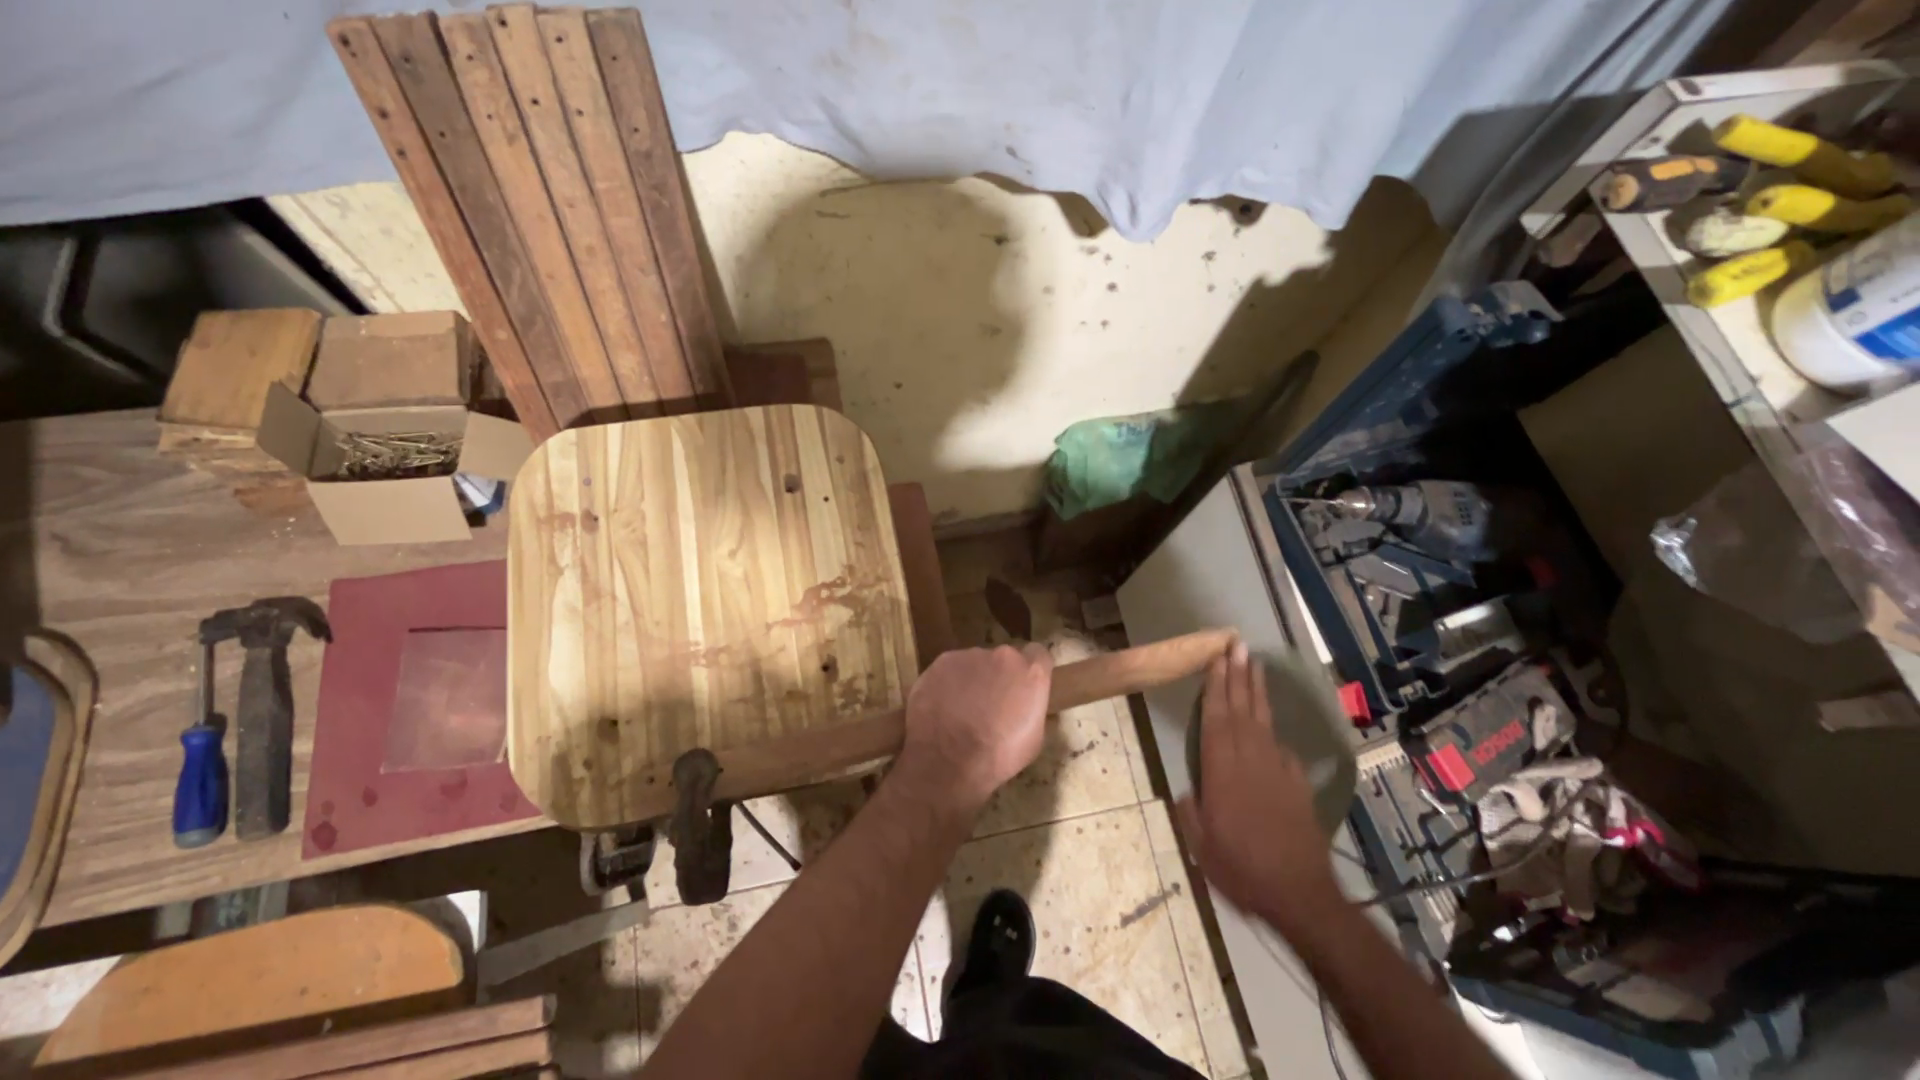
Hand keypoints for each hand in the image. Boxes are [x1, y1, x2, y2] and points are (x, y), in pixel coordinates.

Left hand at [895, 644, 1052, 813]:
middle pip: (1005, 659)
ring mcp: (969, 656)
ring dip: (973, 679)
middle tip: (991, 703)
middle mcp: (1003, 656)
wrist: (947, 759)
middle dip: (1000, 676)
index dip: (1030, 671)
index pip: (1038, 655)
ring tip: (961, 709)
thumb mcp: (1034, 740)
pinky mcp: (941, 662)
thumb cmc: (998, 756)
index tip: (1024, 687)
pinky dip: (949, 683)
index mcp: (1031, 672)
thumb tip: (1027, 706)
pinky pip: (950, 669)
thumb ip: (1033, 709)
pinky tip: (942, 706)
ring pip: (975, 663)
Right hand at [1176, 643, 1341, 933]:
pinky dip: (1272, 730)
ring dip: (1256, 692)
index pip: (1216, 719)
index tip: (1216, 659)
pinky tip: (1269, 726)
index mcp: (1222, 772)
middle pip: (1241, 710)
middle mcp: (1250, 761)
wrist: (1299, 892)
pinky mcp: (1297, 783)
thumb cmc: (1241, 870)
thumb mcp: (1201, 847)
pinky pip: (1280, 748)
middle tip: (1237, 646)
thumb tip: (1190, 791)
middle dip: (1238, 676)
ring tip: (1254, 666)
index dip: (1215, 687)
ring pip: (1263, 721)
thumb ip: (1192, 813)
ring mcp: (1278, 769)